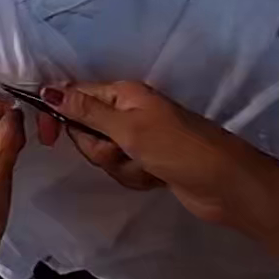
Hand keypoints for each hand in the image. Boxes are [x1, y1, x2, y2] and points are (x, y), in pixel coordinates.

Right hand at [40, 81, 278, 229]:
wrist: (232, 188)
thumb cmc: (179, 149)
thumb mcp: (127, 128)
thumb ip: (84, 110)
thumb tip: (47, 90)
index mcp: (123, 93)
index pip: (72, 95)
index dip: (55, 113)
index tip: (47, 138)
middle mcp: (127, 111)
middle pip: (84, 127)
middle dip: (96, 147)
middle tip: (119, 152)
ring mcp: (138, 137)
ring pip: (101, 151)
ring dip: (117, 165)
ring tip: (144, 167)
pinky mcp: (147, 161)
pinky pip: (119, 167)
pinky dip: (131, 176)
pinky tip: (154, 179)